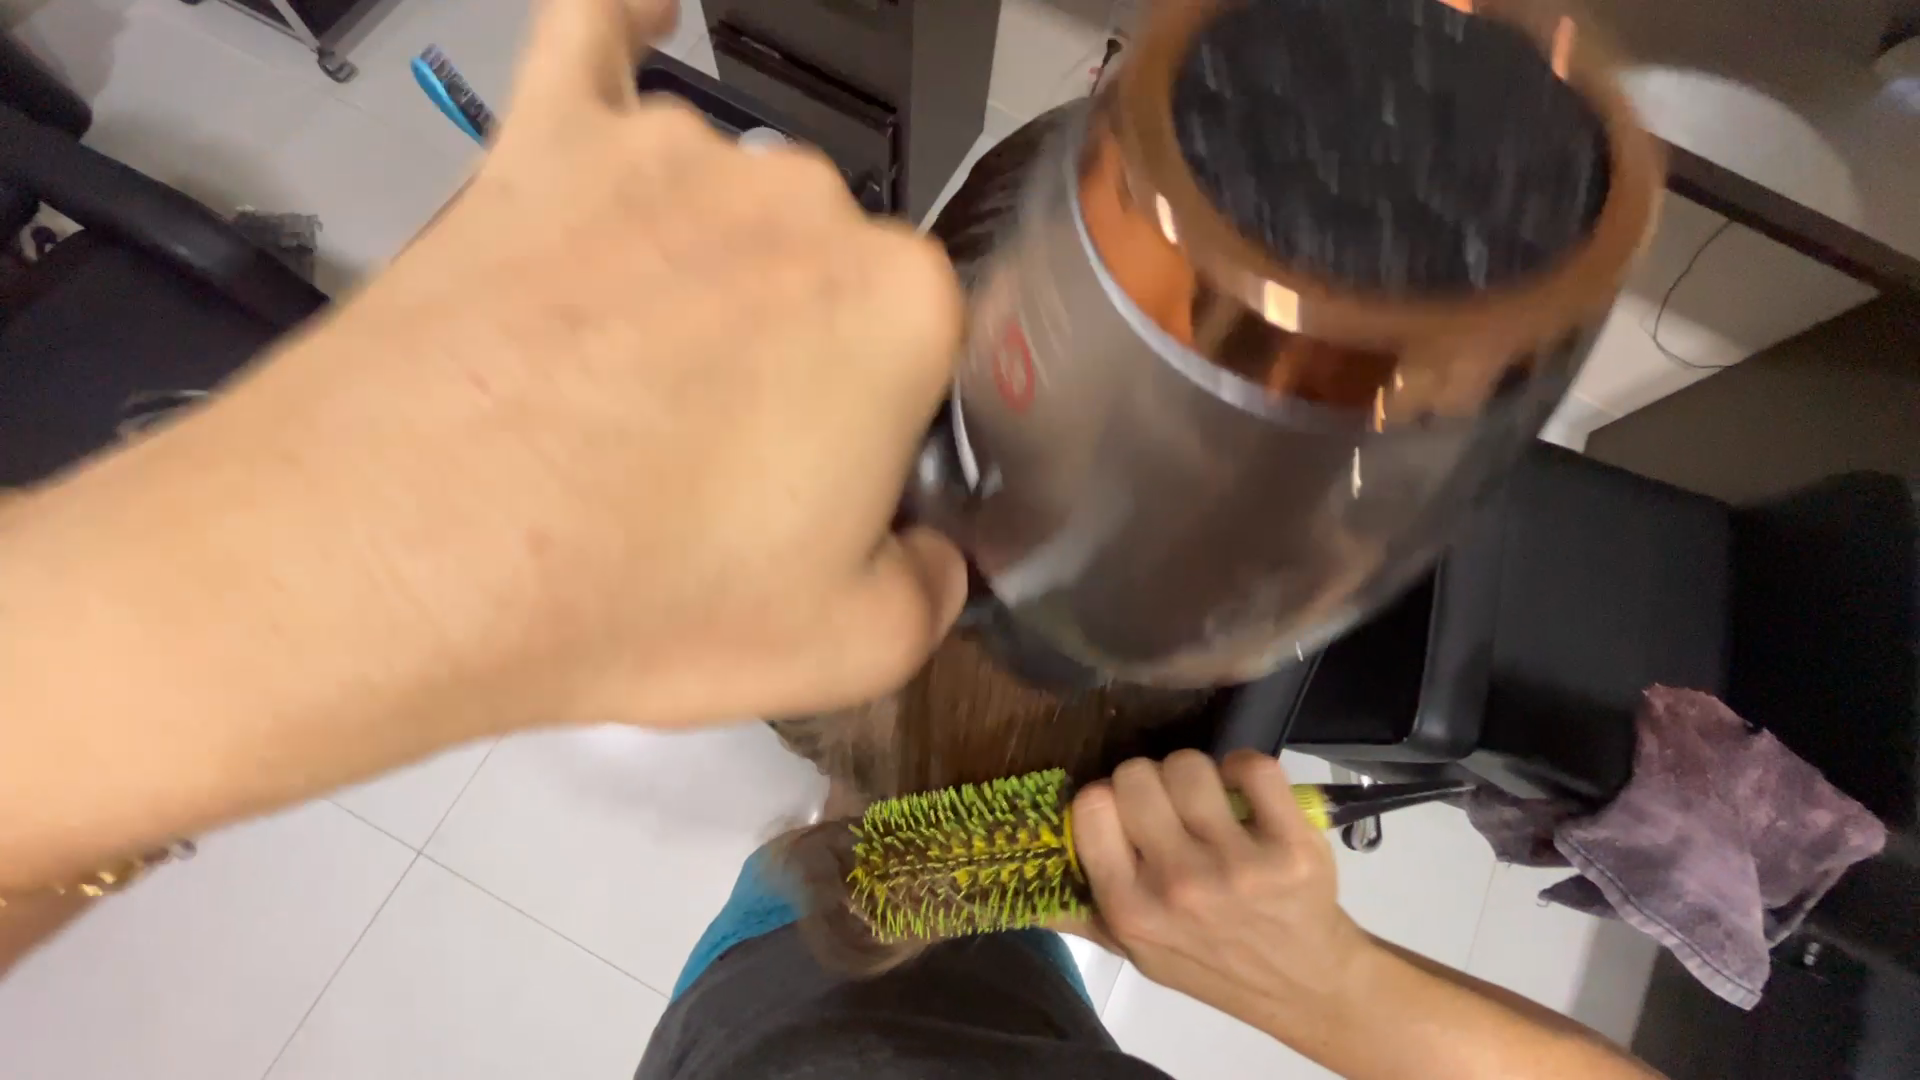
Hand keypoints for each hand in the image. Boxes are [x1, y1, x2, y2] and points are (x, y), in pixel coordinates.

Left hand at [88, 0, 964, 733]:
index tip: (835, 494)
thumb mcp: (856, 647)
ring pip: (745, 214)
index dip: (892, 437)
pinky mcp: (546, 142)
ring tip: (651, 388)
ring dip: (732, 285)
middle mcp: (807, 201)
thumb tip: (930, 553)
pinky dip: (629, 27)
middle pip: (845, 285)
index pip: (936, 361)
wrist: (397, 563)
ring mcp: (670, 154)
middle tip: (738, 461)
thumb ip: (938, 589)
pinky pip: (600, 44)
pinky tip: (646, 16)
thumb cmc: (651, 599)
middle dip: (819, 366)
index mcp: (901, 306)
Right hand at [1069, 751, 1377, 1026]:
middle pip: (1135, 774)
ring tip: (1209, 806)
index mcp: (1129, 907)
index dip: (1107, 799)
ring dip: (1196, 775)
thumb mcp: (1132, 950)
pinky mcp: (1292, 849)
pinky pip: (1253, 766)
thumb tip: (1006, 873)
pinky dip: (1247, 769)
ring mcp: (1238, 867)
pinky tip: (1247, 796)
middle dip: (1150, 784)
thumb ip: (1074, 908)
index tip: (1126, 814)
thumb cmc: (1208, 960)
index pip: (1090, 804)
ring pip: (1188, 764)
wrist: (1305, 988)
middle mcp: (1178, 886)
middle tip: (1171, 810)